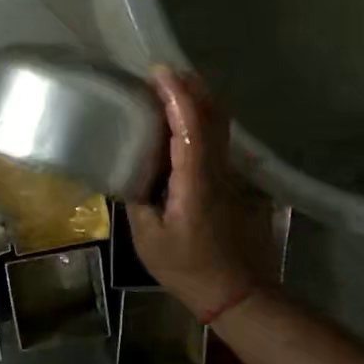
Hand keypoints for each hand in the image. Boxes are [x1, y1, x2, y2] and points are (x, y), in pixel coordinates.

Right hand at [128, 67, 264, 318]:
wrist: (235, 291)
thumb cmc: (187, 269)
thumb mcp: (148, 239)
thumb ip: (137, 200)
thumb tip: (127, 173)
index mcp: (195, 182)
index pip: (189, 126)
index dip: (176, 95)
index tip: (158, 72)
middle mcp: (217, 170)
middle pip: (212, 115)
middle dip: (189, 87)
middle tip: (160, 74)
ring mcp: (228, 175)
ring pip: (218, 125)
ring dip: (196, 102)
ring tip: (167, 93)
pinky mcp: (229, 183)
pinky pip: (215, 141)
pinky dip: (198, 122)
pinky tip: (179, 127)